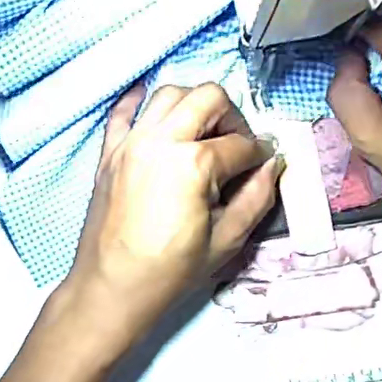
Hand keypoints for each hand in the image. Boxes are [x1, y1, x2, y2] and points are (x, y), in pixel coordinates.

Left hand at [60, 82, 281, 343]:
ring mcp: (131, 143)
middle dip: (231, 116)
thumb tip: (272, 166)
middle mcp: (160, 141)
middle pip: (208, 97)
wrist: (113, 287)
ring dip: (193, 105)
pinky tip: (152, 107)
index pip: (240, 144)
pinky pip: (123, 111)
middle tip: (236, 146)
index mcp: (194, 164)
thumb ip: (257, 198)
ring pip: (169, 93)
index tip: (263, 166)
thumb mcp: (226, 240)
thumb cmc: (171, 271)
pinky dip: (139, 102)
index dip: (259, 155)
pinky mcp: (109, 153)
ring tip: (202, 135)